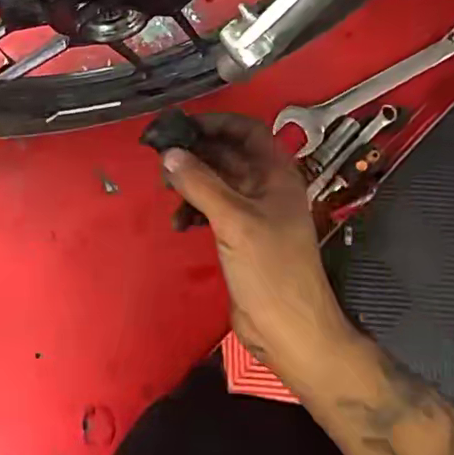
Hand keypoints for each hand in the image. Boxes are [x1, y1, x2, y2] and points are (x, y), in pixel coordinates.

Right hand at [160, 114, 354, 367]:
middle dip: (196, 152)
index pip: (247, 130)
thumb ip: (201, 184)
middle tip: (163, 155)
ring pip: (216, 181)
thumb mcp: (235, 221)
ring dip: (191, 181)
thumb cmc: (272, 270)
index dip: (218, 122)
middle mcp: (265, 187)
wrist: (290, 332)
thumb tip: (169, 154)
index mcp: (276, 174)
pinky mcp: (240, 235)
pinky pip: (212, 208)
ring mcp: (253, 212)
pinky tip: (179, 223)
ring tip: (167, 189)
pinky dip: (193, 209)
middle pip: (228, 154)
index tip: (184, 125)